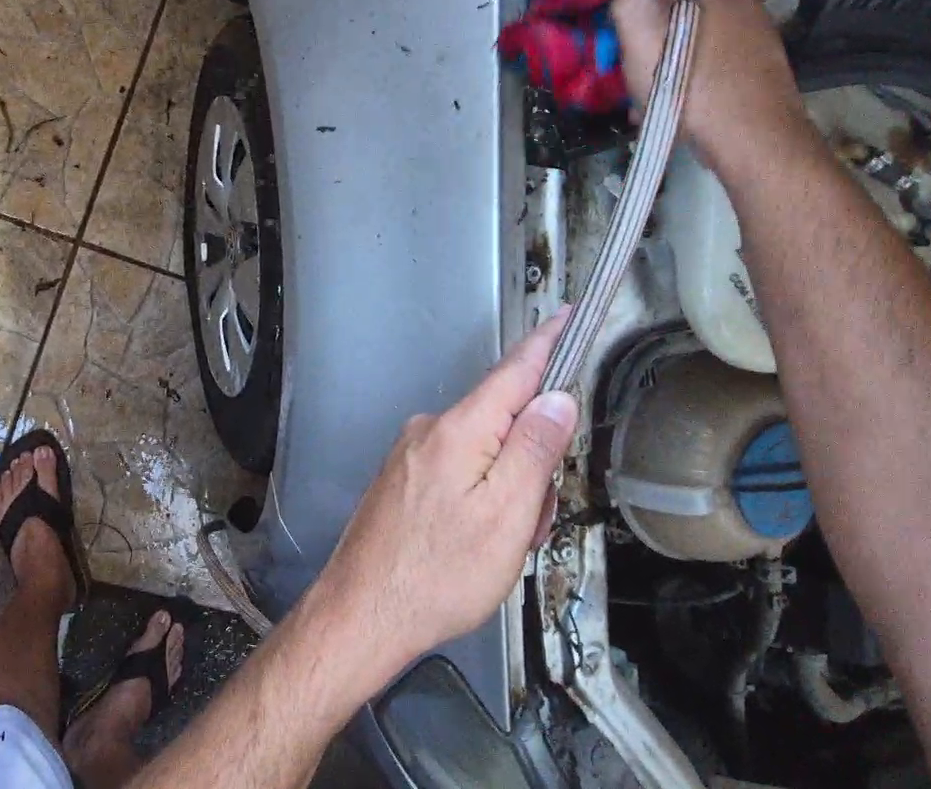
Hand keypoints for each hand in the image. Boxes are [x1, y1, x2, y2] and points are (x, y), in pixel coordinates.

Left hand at [308, 311, 578, 684]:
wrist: (363, 613)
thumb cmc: (433, 576)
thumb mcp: (506, 515)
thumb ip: (535, 450)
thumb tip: (556, 399)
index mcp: (459, 431)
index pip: (515, 370)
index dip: (548, 344)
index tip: (567, 316)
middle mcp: (430, 431)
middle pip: (505, 420)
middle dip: (532, 462)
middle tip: (531, 518)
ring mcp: (413, 454)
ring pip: (485, 453)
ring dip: (507, 491)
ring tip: (496, 544)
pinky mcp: (405, 478)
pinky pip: (459, 472)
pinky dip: (480, 500)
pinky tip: (471, 542)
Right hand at [610, 0, 814, 168]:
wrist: (756, 141)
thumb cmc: (696, 91)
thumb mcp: (645, 48)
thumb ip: (630, 8)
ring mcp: (752, 30)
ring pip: (703, 14)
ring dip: (673, 24)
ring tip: (644, 53)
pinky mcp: (755, 61)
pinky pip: (712, 45)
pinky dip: (687, 53)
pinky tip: (669, 87)